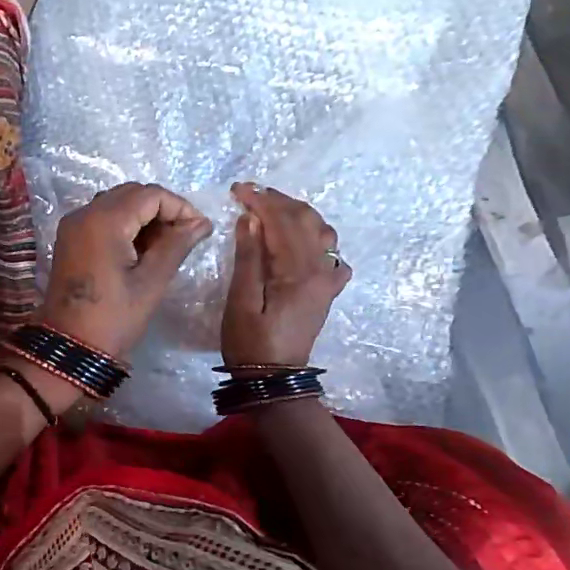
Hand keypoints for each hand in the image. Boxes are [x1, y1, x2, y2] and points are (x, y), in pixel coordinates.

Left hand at [39, 182, 212, 358]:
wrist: (69, 346)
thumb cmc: (113, 318)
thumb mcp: (151, 282)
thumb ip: (177, 245)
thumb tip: (202, 223)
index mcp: (104, 221)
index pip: (150, 195)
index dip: (179, 207)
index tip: (199, 229)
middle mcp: (84, 214)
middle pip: (132, 194)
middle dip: (161, 210)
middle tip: (183, 237)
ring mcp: (73, 226)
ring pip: (116, 204)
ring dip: (143, 218)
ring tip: (164, 246)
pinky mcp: (69, 240)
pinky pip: (102, 219)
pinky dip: (124, 226)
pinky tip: (141, 251)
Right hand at [221, 182, 350, 367]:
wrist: (275, 379)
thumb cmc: (250, 344)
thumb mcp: (241, 302)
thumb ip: (249, 259)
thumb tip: (251, 220)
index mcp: (299, 272)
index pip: (281, 222)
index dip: (260, 201)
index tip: (237, 189)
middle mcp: (322, 270)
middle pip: (305, 220)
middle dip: (277, 201)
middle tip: (251, 193)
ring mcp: (329, 280)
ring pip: (322, 231)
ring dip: (297, 214)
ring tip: (272, 209)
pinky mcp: (328, 291)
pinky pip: (332, 254)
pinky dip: (317, 238)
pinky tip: (302, 241)